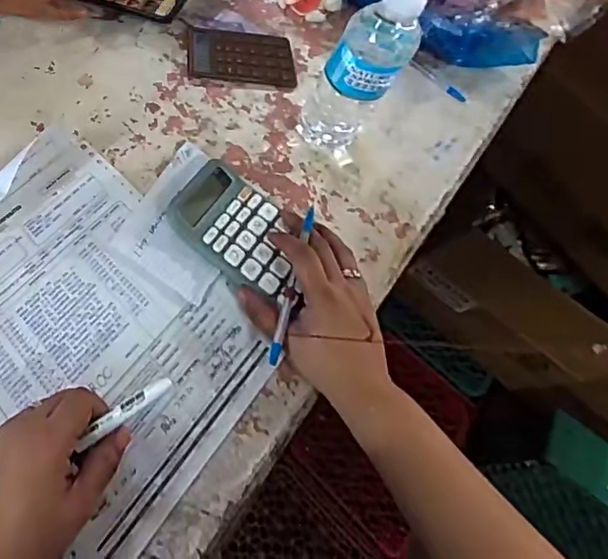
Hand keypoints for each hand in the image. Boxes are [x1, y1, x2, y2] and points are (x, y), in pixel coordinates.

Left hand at [0, 388, 128, 558]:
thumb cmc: (34, 536)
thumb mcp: (79, 504)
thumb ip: (104, 464)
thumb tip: (121, 435)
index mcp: (46, 439)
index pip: (81, 399)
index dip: (100, 411)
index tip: (108, 433)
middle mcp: (24, 426)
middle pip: (63, 399)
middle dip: (82, 416)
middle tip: (91, 450)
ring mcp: (7, 432)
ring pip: (45, 407)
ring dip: (62, 422)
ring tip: (67, 464)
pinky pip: (27, 420)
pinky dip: (41, 430)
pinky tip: (44, 466)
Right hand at [237, 219, 395, 415]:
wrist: (365, 389)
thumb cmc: (324, 367)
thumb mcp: (288, 342)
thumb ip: (264, 315)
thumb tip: (242, 290)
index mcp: (322, 295)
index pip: (303, 255)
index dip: (286, 240)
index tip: (271, 235)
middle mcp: (342, 287)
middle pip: (323, 246)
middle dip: (304, 228)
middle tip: (287, 217)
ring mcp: (357, 292)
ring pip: (342, 252)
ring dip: (325, 235)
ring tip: (311, 225)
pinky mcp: (366, 301)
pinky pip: (352, 266)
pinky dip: (339, 252)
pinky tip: (332, 254)